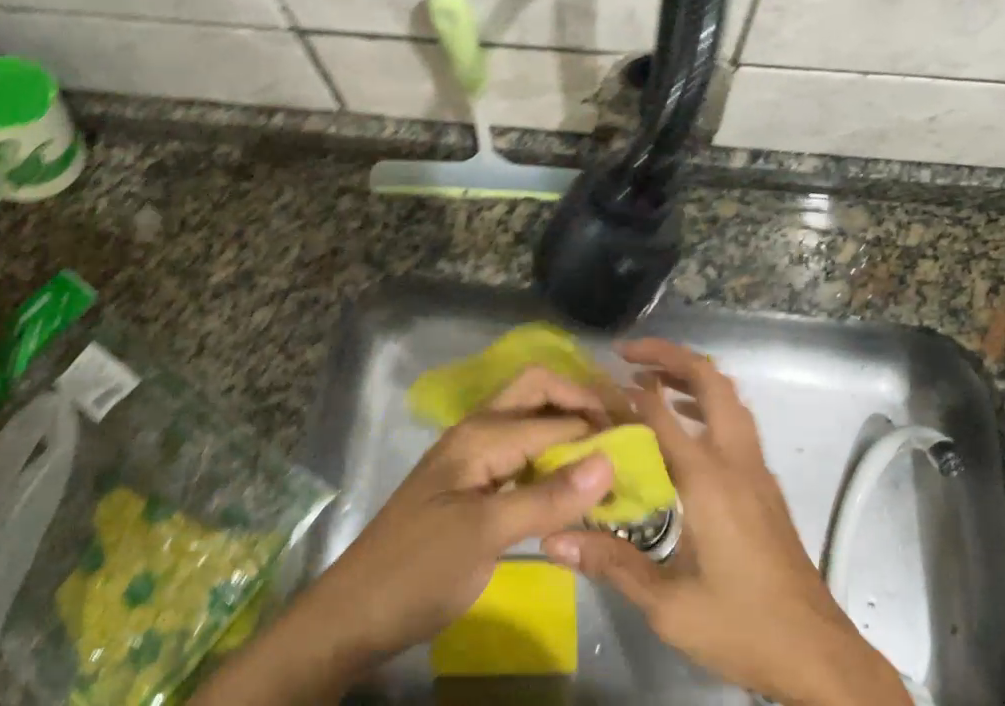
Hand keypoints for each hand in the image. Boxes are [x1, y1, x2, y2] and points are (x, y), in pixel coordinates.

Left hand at [303, 366, 615, 657]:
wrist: (358, 611)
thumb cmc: (420, 569)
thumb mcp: (486, 533)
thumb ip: (548, 496)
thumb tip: (610, 460)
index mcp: (481, 435)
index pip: (556, 416)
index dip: (602, 426)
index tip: (647, 445)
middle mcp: (477, 433)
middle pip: (538, 393)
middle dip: (582, 402)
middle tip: (626, 431)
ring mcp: (472, 459)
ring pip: (530, 423)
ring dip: (569, 429)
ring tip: (611, 455)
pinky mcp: (472, 486)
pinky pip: (521, 456)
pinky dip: (551, 460)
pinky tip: (575, 485)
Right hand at [542, 339, 911, 705]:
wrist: (816, 653)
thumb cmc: (741, 625)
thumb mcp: (667, 605)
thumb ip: (611, 563)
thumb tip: (552, 539)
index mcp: (709, 480)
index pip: (660, 413)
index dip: (625, 391)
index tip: (593, 383)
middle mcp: (736, 461)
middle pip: (711, 381)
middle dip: (670, 356)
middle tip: (627, 355)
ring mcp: (758, 471)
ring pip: (731, 398)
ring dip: (693, 376)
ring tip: (650, 380)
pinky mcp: (767, 487)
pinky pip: (738, 422)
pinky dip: (710, 403)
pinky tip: (686, 428)